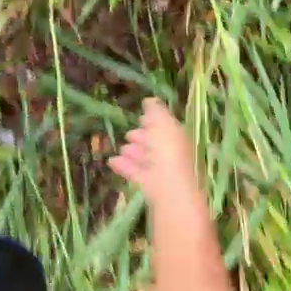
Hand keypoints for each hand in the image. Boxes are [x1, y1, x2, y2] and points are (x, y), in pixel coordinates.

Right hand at [110, 97, 202, 214]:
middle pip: (157, 144)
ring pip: (146, 159)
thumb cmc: (168, 152)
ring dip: (133, 152)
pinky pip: (136, 173)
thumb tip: (150, 100)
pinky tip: (111, 161)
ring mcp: (162, 172)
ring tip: (121, 148)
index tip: (141, 118)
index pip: (167, 128)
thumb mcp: (163, 124)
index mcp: (178, 138)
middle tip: (129, 134)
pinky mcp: (151, 187)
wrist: (170, 190)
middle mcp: (173, 155)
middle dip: (143, 138)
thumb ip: (156, 111)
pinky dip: (124, 166)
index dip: (154, 122)